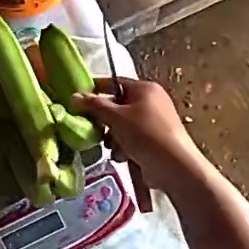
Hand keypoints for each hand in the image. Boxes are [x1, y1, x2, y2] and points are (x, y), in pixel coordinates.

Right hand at [73, 77, 196, 171]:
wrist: (173, 165)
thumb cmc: (145, 134)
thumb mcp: (115, 117)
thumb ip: (94, 106)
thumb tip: (74, 96)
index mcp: (145, 89)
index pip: (114, 83)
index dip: (95, 89)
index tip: (77, 100)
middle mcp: (151, 101)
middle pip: (116, 105)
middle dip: (103, 120)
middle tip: (92, 128)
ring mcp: (153, 121)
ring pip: (121, 124)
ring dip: (111, 136)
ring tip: (111, 146)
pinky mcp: (153, 139)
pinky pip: (130, 138)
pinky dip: (123, 146)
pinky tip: (123, 155)